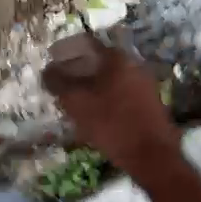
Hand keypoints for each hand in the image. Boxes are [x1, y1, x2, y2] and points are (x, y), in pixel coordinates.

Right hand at [43, 33, 178, 176]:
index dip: (65, 51)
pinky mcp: (150, 104)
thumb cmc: (110, 123)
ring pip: (109, 78)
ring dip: (90, 85)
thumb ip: (58, 82)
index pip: (85, 44)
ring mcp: (145, 85)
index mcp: (116, 59)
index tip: (52, 63)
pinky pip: (121, 92)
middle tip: (60, 83)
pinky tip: (94, 112)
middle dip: (77, 69)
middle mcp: (134, 66)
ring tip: (73, 99)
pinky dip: (104, 96)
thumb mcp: (75, 101)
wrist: (152, 157)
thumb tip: (48, 70)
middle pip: (98, 61)